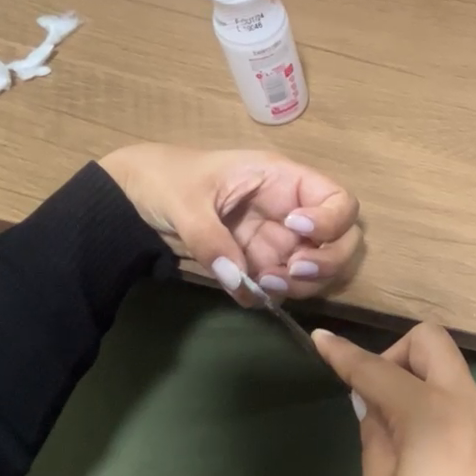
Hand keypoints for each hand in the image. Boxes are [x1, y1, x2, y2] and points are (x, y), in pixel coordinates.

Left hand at [99, 144, 361, 305]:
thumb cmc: (164, 179)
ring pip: (319, 270)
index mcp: (282, 181)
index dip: (331, 221)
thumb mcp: (184, 200)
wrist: (132, 200)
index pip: (339, 200)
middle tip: (292, 271)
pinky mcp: (262, 265)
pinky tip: (245, 291)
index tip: (297, 230)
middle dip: (326, 262)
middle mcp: (291, 212)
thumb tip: (237, 276)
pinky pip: (282, 287)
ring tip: (264, 283)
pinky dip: (271, 296)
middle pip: (343, 241)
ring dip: (301, 285)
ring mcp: (279, 242)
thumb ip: (209, 237)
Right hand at [312, 323, 475, 475]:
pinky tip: (429, 460)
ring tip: (396, 439)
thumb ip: (376, 437)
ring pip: (453, 374)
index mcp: (433, 413)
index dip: (345, 355)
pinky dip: (441, 409)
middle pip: (432, 343)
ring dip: (420, 383)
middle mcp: (470, 405)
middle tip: (373, 398)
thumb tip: (373, 402)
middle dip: (395, 353)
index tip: (320, 340)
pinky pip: (468, 406)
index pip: (379, 369)